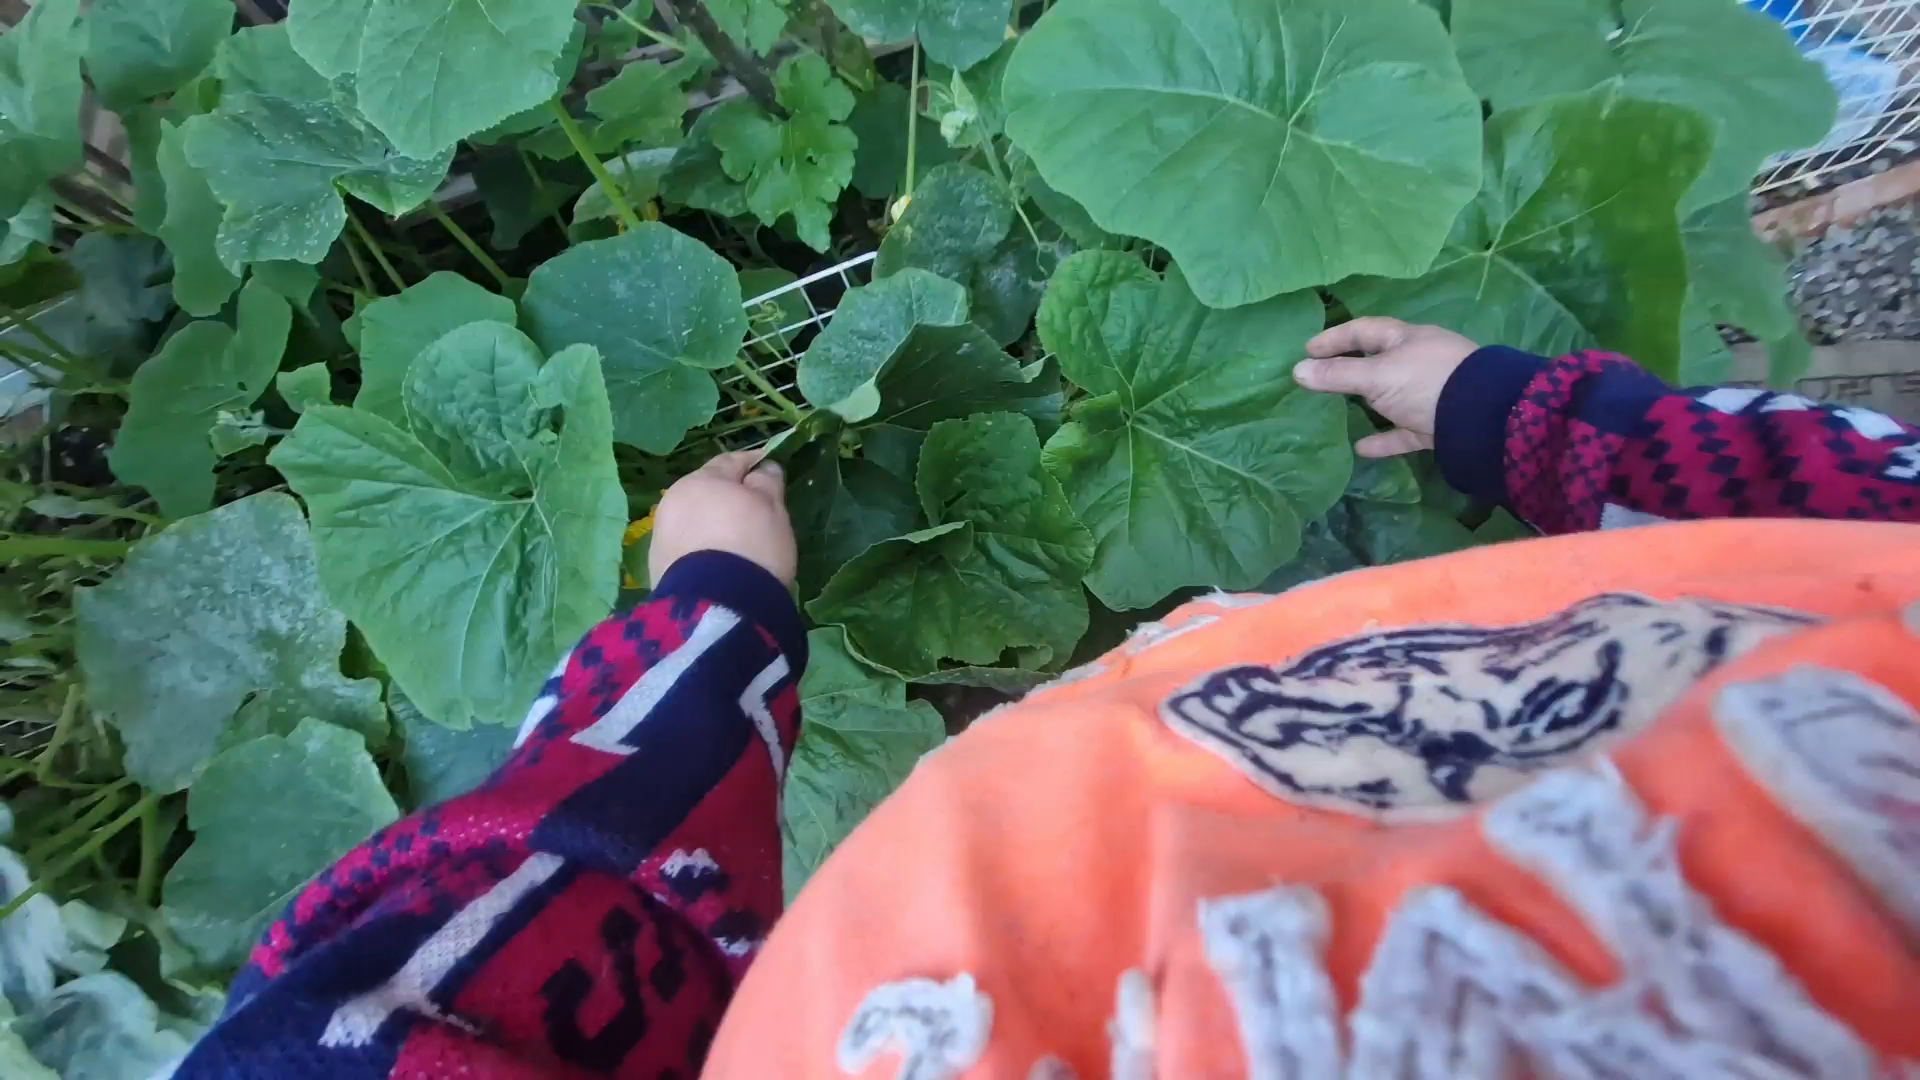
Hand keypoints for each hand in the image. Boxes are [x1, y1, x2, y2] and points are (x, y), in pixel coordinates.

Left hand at [649, 451, 796, 588]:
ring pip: (694, 520)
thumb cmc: (752, 544)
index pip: (730, 461)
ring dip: (713, 523)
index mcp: (702, 480)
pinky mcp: (659, 567)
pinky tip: (721, 563)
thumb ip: (768, 483)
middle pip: (707, 491)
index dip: (752, 463)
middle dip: (729, 496)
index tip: (769, 468)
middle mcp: (674, 501)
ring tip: (737, 540)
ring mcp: (662, 535)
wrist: (718, 604)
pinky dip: (704, 549)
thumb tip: (764, 468)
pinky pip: (689, 548)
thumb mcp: (772, 509)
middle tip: (755, 509)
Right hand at [1294, 318, 1478, 456]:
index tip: (1306, 350)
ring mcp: (1429, 393)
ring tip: (1337, 410)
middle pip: (1377, 361)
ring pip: (1389, 396)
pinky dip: (1381, 438)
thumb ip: (1337, 375)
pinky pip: (1401, 431)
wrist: (1483, 417)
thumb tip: (1297, 371)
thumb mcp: (1376, 376)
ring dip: (1364, 403)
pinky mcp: (1435, 423)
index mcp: (1407, 340)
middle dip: (1348, 368)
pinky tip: (1360, 448)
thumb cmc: (1426, 382)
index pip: (1363, 330)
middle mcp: (1418, 362)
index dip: (1334, 338)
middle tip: (1318, 377)